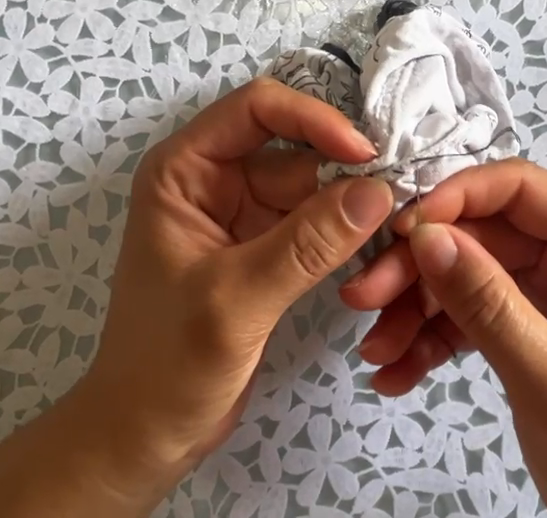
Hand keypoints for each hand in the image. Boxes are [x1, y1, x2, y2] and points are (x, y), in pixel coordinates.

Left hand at [79, 80, 394, 499]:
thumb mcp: (236, 300)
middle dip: (343, 166)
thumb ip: (307, 244)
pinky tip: (379, 241)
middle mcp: (213, 178)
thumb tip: (378, 191)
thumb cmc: (165, 365)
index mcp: (184, 169)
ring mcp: (241, 213)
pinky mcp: (264, 247)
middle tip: (402, 190)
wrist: (145, 436)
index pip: (256, 109)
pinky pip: (314, 221)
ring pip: (310, 185)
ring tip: (401, 218)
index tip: (364, 153)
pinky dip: (344, 230)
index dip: (313, 119)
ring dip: (351, 201)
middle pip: (292, 147)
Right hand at [341, 160, 546, 517]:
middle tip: (363, 298)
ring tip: (375, 350)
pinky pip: (474, 315)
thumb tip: (425, 233)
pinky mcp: (535, 328)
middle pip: (485, 234)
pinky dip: (434, 339)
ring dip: (418, 308)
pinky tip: (397, 371)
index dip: (457, 196)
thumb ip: (488, 304)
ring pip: (470, 273)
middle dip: (422, 265)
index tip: (399, 228)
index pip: (524, 189)